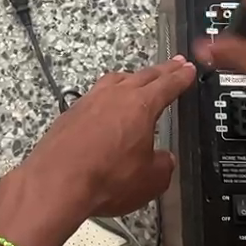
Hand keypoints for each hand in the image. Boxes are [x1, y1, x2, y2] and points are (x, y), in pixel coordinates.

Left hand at [18, 56, 194, 218]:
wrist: (57, 181)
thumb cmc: (106, 178)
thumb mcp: (150, 180)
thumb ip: (163, 165)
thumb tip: (164, 160)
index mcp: (140, 105)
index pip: (167, 85)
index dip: (181, 77)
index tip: (188, 69)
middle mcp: (115, 95)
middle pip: (144, 76)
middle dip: (162, 71)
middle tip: (175, 64)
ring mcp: (89, 101)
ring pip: (116, 80)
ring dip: (131, 78)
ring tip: (138, 79)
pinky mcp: (71, 113)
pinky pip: (95, 96)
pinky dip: (107, 96)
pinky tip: (106, 106)